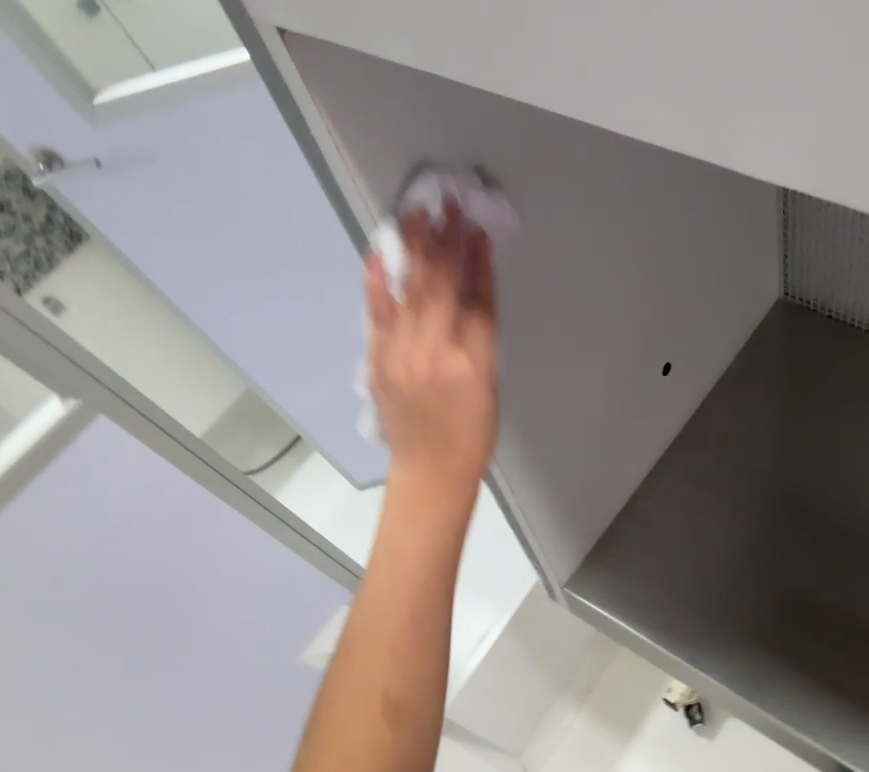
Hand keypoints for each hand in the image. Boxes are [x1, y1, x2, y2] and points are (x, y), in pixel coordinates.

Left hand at [366, 199, 498, 493]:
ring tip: (418, 212)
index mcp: (473, 364)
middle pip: (440, 288)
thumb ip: (483, 334)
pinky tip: (380, 248)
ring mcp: (400, 356)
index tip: (477, 227)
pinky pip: (376, 310)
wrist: (431, 471)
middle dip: (445, 242)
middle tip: (449, 203)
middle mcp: (434, 354)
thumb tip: (476, 284)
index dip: (477, 261)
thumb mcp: (492, 385)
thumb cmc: (472, 433)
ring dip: (413, 248)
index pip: (477, 300)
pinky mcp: (377, 360)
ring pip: (408, 291)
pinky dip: (378, 277)